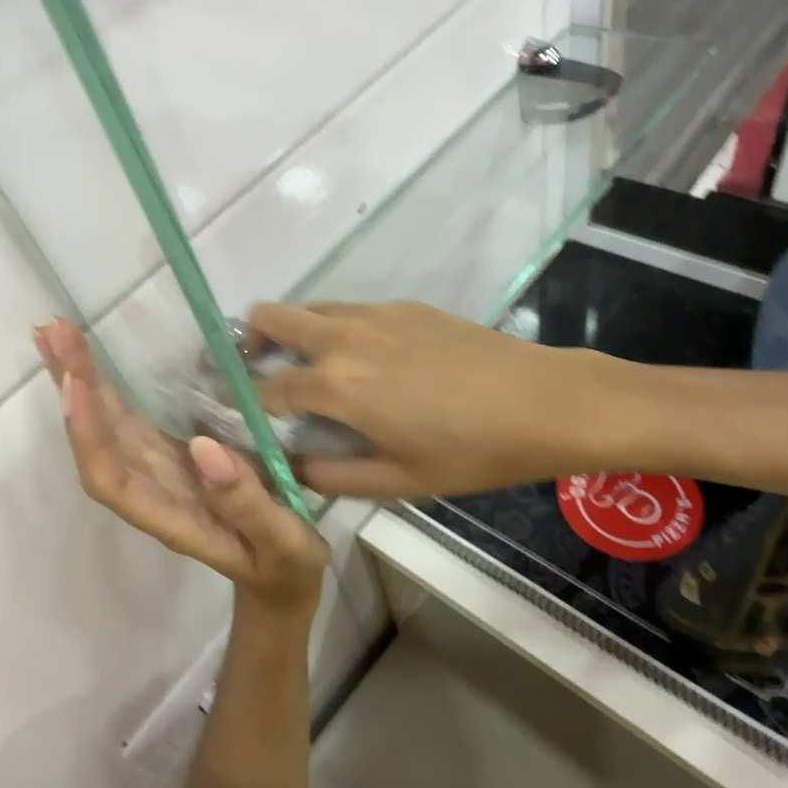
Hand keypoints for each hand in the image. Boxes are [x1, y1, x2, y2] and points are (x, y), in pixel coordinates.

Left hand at [35, 319, 327, 616]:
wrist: (283, 579)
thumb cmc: (285, 566)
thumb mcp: (282, 540)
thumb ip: (246, 501)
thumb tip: (205, 448)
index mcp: (168, 516)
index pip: (110, 478)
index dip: (88, 434)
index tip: (76, 383)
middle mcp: (151, 491)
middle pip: (97, 442)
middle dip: (74, 389)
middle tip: (53, 333)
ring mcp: (160, 471)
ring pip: (109, 425)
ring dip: (83, 379)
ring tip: (59, 332)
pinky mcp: (174, 456)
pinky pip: (133, 420)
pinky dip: (112, 387)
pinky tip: (98, 358)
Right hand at [247, 301, 639, 497]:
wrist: (543, 402)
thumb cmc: (470, 452)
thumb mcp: (397, 482)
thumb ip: (332, 476)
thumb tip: (292, 467)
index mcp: (336, 385)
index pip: (265, 389)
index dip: (246, 407)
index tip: (243, 420)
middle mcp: (345, 338)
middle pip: (271, 316)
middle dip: (251, 344)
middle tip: (261, 376)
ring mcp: (377, 314)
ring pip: (311, 308)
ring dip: (296, 334)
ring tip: (313, 371)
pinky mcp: (407, 306)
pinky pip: (351, 311)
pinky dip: (338, 331)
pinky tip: (370, 364)